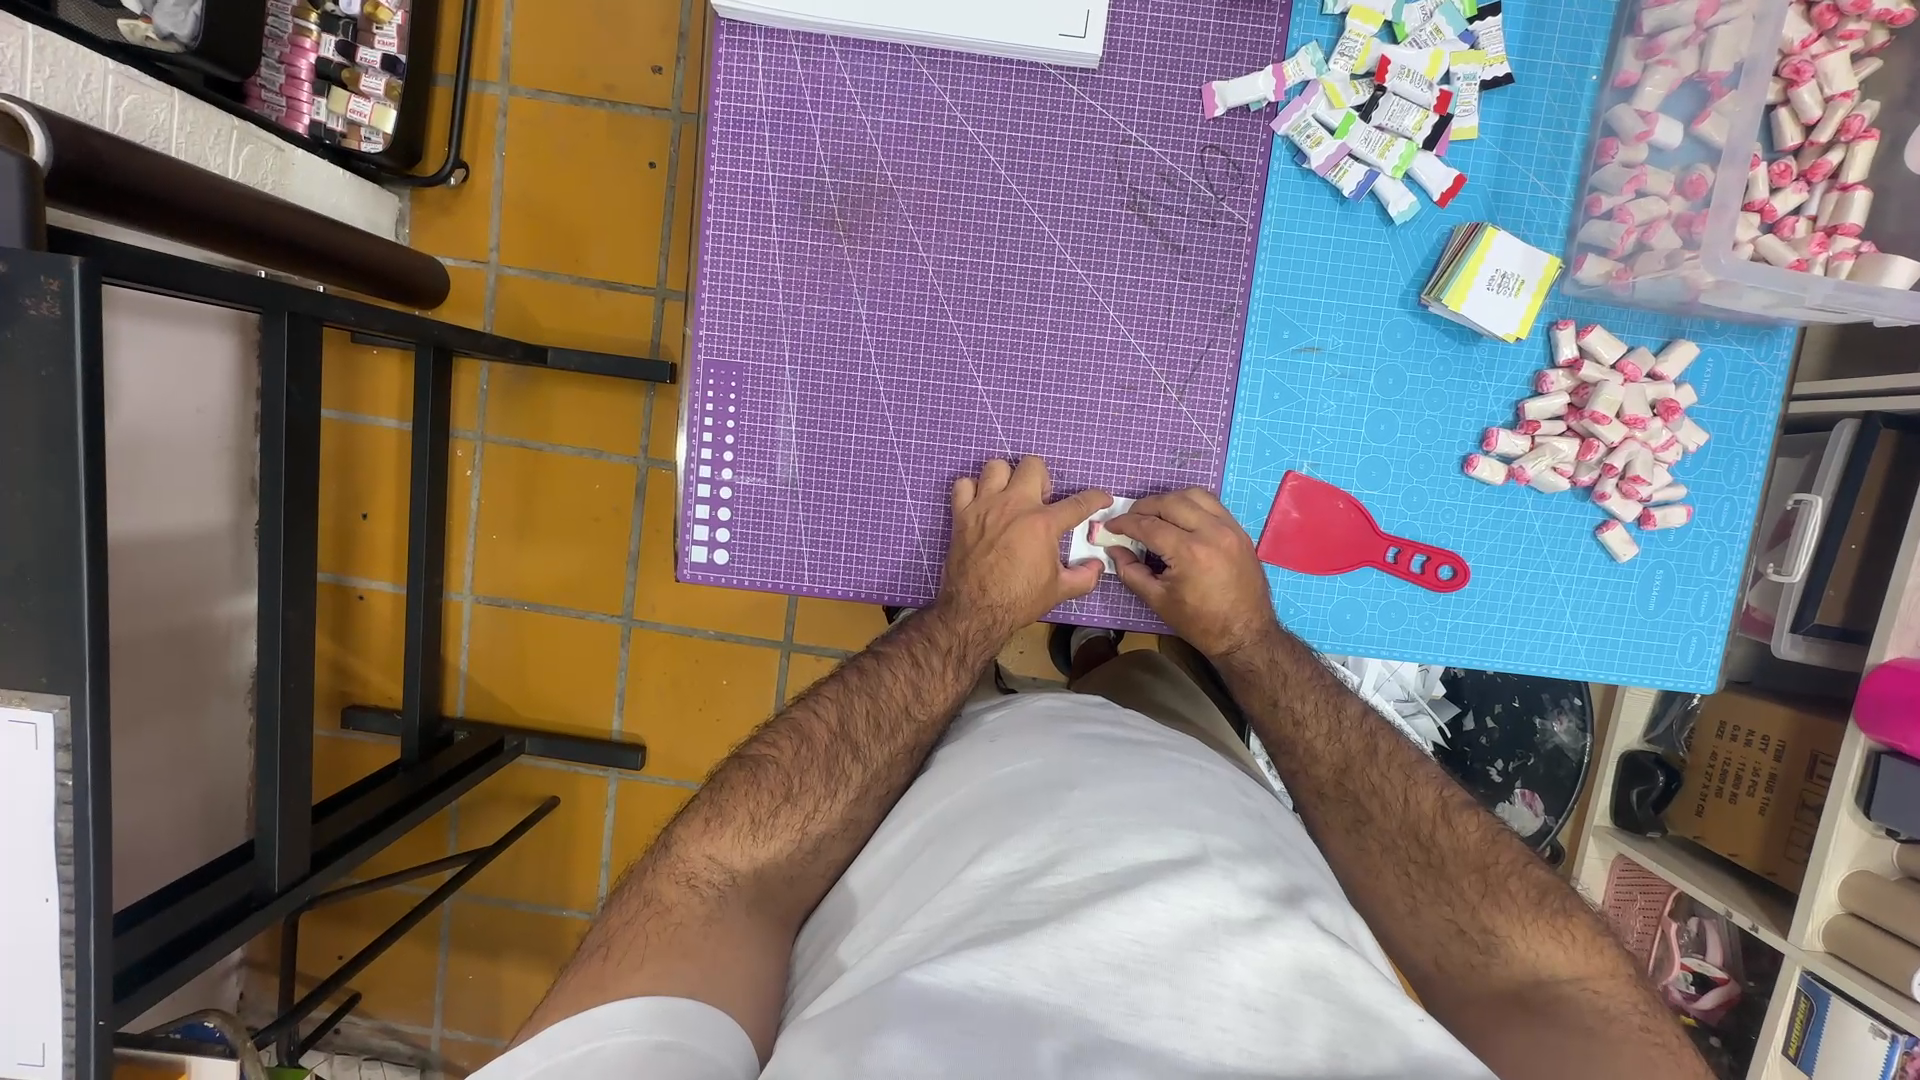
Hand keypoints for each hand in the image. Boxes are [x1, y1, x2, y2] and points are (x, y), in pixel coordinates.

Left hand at [941, 457, 1109, 641]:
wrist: (975, 611)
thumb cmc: (1019, 600)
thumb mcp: (1059, 591)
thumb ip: (1084, 576)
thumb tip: (1096, 566)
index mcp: (1043, 523)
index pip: (1078, 503)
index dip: (1096, 498)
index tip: (1102, 499)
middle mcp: (1015, 505)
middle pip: (1033, 465)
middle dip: (1043, 479)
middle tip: (1041, 501)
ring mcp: (985, 506)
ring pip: (996, 467)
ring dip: (1006, 478)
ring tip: (1009, 498)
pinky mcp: (961, 514)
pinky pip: (963, 485)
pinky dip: (971, 490)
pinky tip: (980, 504)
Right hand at [1102, 489, 1280, 660]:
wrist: (1246, 633)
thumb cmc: (1200, 622)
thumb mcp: (1157, 600)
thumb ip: (1130, 571)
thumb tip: (1115, 549)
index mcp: (1189, 552)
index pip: (1148, 525)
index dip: (1124, 524)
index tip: (1111, 526)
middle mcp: (1211, 532)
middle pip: (1169, 502)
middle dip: (1143, 507)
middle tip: (1129, 519)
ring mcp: (1229, 528)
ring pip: (1194, 495)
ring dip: (1169, 500)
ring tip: (1155, 515)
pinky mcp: (1239, 531)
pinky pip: (1212, 504)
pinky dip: (1191, 504)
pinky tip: (1180, 518)